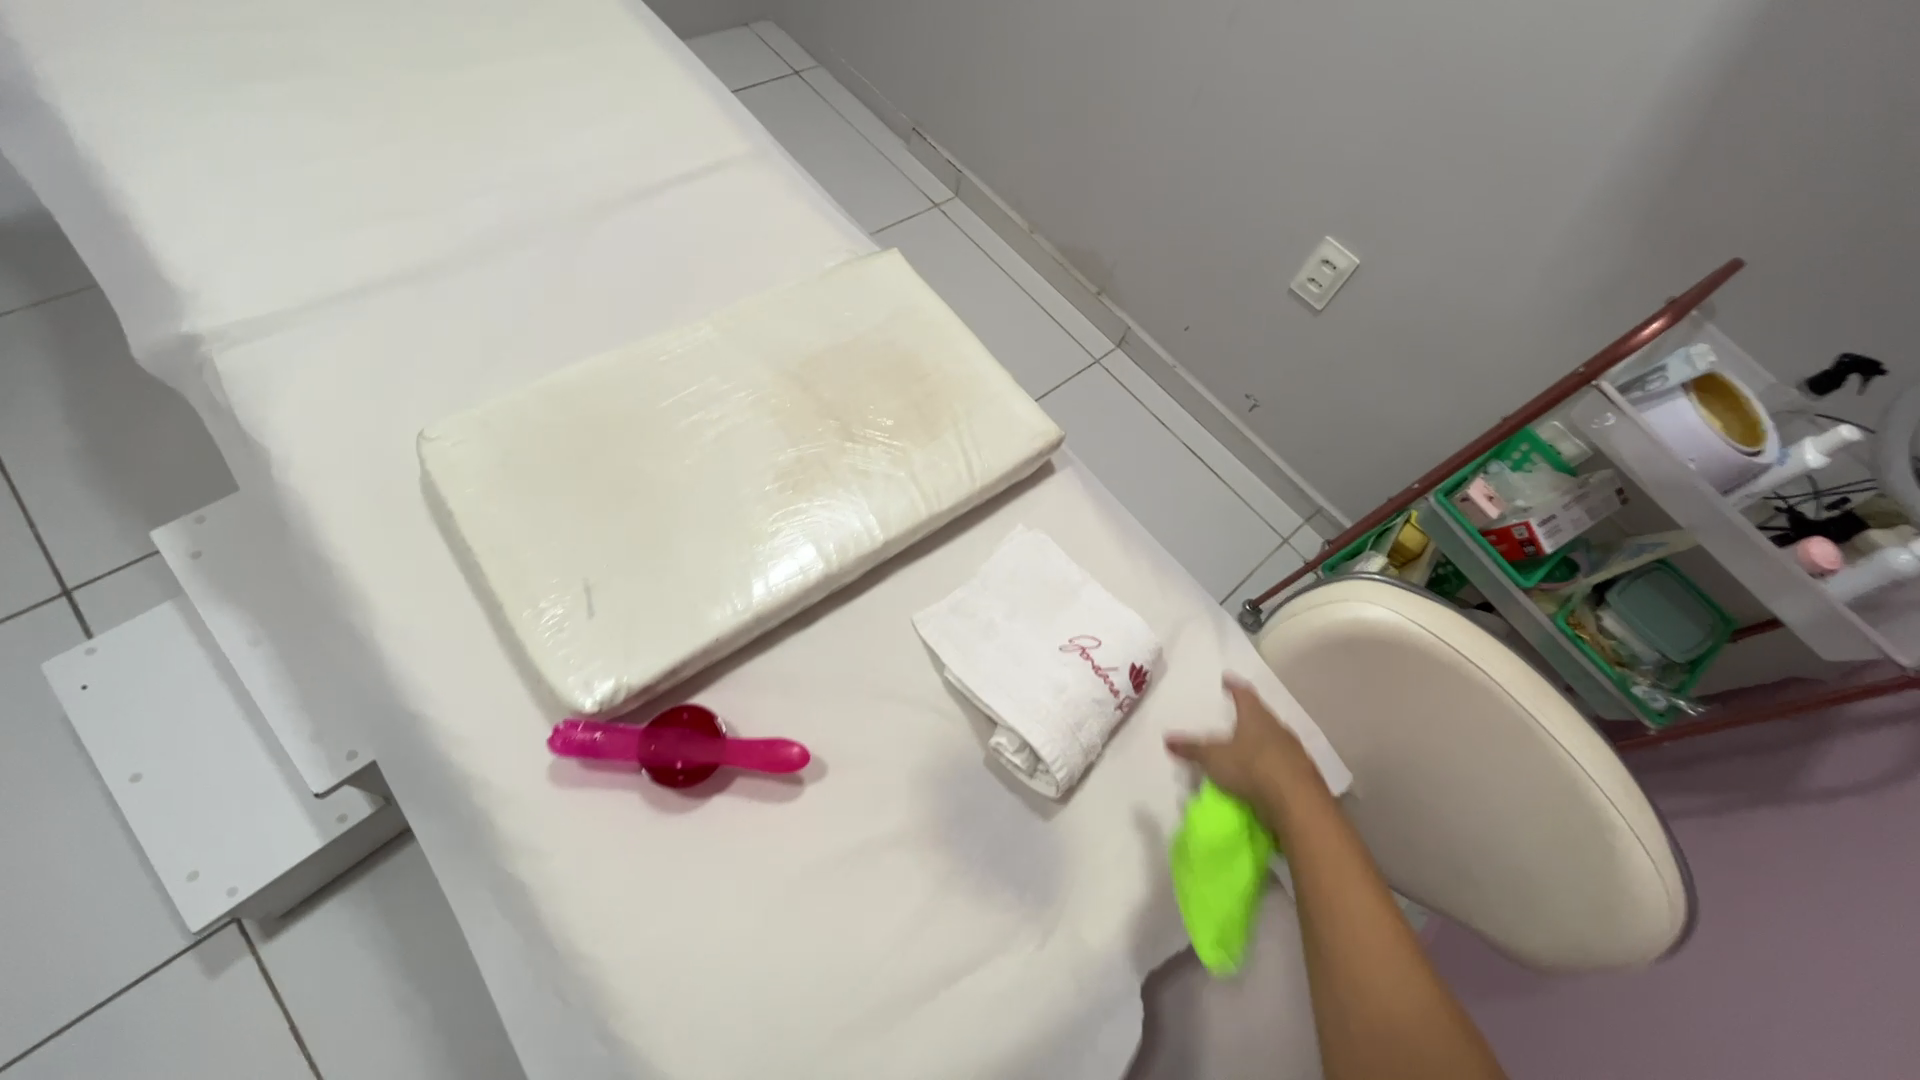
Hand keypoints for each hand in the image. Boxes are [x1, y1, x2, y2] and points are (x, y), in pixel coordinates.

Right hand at [1166, 675, 1325, 810]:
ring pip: (1274, 739)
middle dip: (1249, 715)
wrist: (1297, 802)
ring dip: (1262, 741)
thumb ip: (1192, 749)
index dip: (1234, 686)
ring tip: (1248, 746)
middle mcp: (1277, 728)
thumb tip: (1168, 739)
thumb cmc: (1251, 768)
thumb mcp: (1214, 758)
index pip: (1244, 694)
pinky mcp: (1303, 774)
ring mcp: (1294, 751)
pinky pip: (1283, 762)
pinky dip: (1271, 763)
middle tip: (1236, 716)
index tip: (1227, 679)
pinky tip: (1264, 772)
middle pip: (1262, 715)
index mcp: (1256, 717)